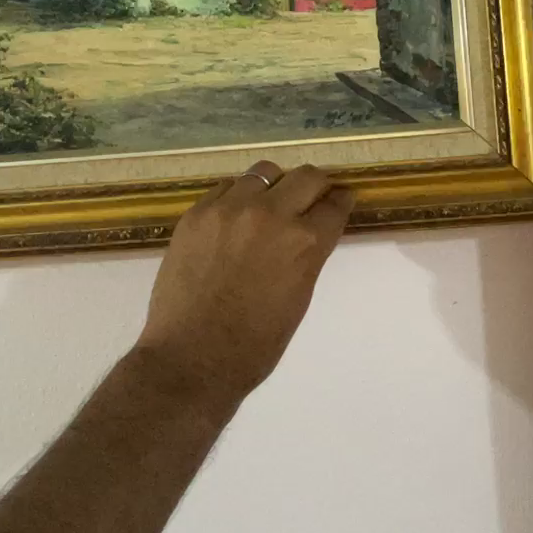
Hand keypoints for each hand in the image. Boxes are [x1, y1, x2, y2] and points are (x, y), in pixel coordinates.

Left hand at [134, 161, 355, 408]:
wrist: (191, 359)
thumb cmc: (255, 344)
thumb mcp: (299, 296)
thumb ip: (308, 254)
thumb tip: (312, 229)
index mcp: (305, 241)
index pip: (335, 203)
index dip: (340, 201)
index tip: (340, 200)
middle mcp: (271, 214)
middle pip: (307, 176)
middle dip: (316, 186)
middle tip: (312, 198)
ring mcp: (230, 209)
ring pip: (265, 173)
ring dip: (275, 187)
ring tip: (267, 207)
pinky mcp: (198, 213)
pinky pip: (227, 187)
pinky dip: (238, 197)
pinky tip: (234, 219)